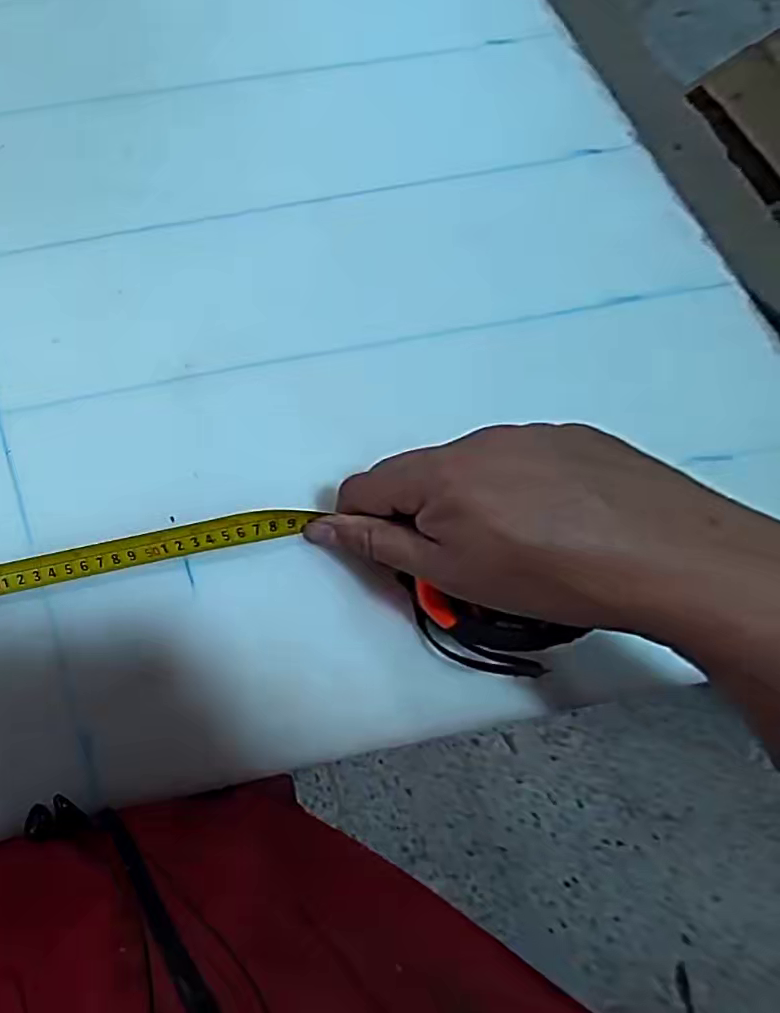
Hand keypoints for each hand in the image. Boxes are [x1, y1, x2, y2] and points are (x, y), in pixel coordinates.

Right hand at [303, 423, 779, 640]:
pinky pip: (513, 456)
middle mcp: (476, 443)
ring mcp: (530, 436)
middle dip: (415, 510)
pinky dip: (512, 483)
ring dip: (464, 496)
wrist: (688, 569)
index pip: (359, 488)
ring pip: (460, 466)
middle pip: (409, 474)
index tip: (392, 549)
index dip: (363, 522)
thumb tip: (323, 528)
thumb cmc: (561, 576)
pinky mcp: (575, 438)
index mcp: (437, 473)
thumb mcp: (447, 572)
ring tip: (512, 537)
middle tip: (455, 552)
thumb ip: (374, 544)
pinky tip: (549, 518)